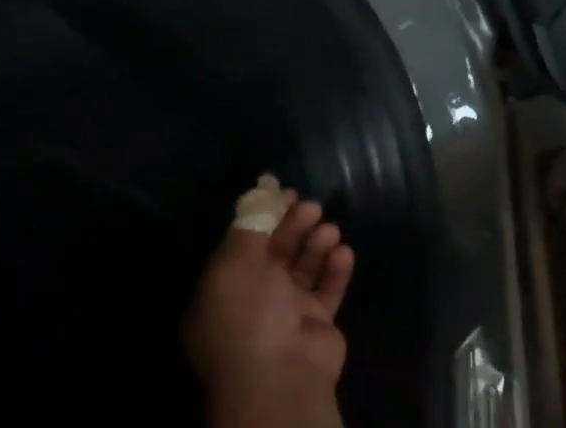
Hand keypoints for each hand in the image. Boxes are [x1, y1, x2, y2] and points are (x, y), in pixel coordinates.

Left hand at [183, 194, 353, 427]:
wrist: (281, 372)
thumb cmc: (248, 318)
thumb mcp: (234, 270)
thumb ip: (248, 231)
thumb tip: (259, 194)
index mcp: (222, 291)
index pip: (242, 246)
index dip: (263, 218)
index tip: (287, 192)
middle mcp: (251, 300)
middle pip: (275, 254)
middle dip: (294, 227)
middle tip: (314, 206)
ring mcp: (286, 313)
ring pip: (304, 269)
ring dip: (317, 246)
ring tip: (330, 231)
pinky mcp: (317, 321)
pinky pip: (328, 288)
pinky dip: (336, 269)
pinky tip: (344, 253)